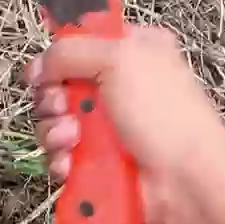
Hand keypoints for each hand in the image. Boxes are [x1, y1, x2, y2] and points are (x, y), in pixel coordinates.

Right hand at [27, 26, 224, 223]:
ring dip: (55, 130)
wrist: (186, 184)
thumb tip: (38, 66)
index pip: (83, 39)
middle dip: (53, 97)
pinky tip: (71, 164)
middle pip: (61, 81)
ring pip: (56, 120)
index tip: (48, 67)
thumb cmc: (165, 115)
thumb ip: (71, 51)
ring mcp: (109, 124)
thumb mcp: (119, 60)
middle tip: (62, 106)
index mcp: (134, 49)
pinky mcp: (98, 159)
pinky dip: (61, 159)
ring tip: (73, 139)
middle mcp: (120, 84)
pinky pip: (61, 153)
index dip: (61, 53)